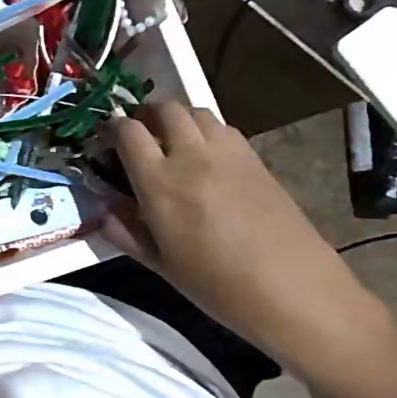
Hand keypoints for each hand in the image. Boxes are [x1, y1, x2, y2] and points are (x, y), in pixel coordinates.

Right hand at [105, 102, 381, 353]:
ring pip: (195, 112)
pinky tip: (206, 157)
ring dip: (177, 119)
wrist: (292, 288)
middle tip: (139, 135)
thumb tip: (104, 209)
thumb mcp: (162, 266)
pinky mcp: (255, 156)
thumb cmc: (218, 287)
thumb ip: (127, 232)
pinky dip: (205, 130)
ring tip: (172, 142)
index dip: (112, 128)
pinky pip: (222, 127)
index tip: (107, 139)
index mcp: (161, 184)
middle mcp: (192, 156)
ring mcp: (227, 152)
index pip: (128, 132)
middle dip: (145, 115)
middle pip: (164, 109)